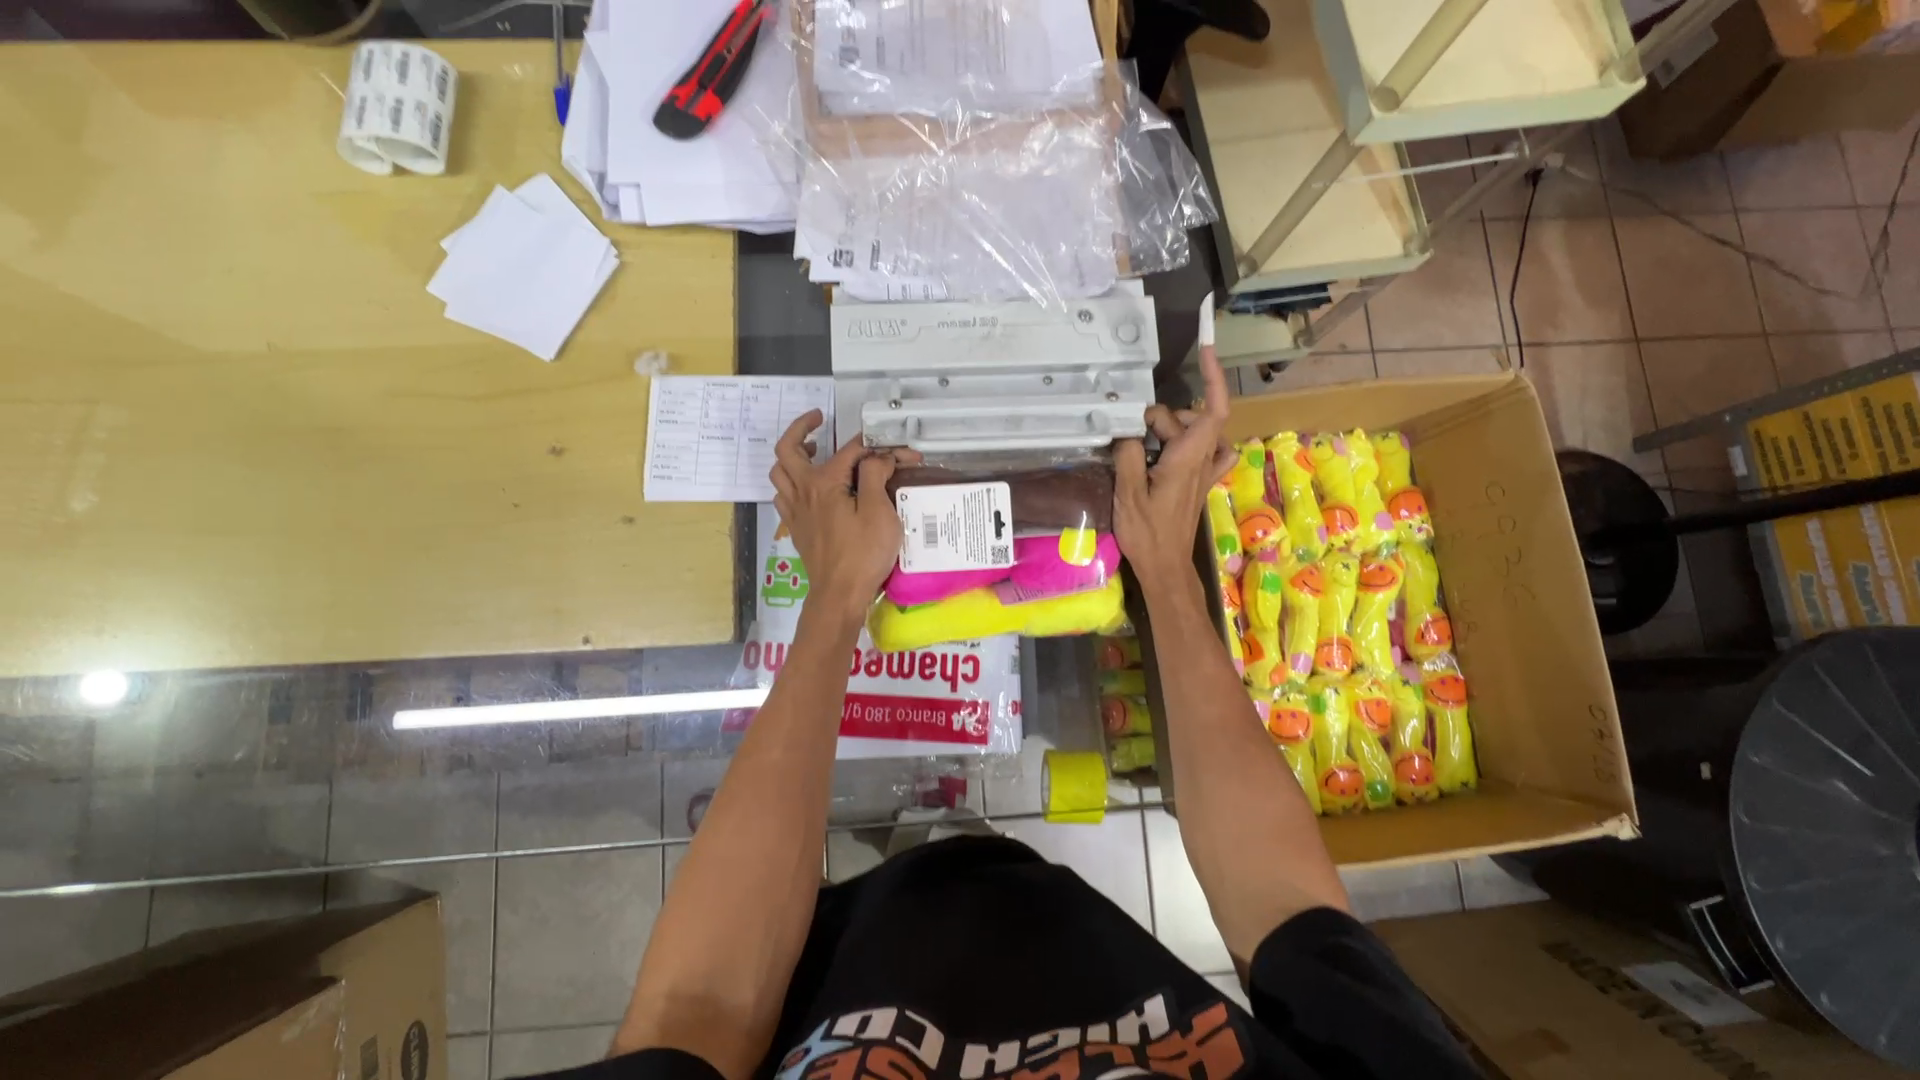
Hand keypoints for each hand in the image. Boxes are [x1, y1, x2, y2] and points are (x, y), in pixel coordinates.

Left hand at [771, 410, 918, 623]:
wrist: (839, 595)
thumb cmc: (863, 554)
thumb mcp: (878, 512)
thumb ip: (874, 476)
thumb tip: (876, 457)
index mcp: (823, 483)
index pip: (851, 451)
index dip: (879, 449)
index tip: (903, 454)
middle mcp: (803, 491)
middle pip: (788, 449)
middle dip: (802, 428)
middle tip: (820, 420)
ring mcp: (795, 511)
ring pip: (780, 472)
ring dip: (793, 455)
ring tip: (814, 451)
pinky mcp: (796, 528)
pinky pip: (784, 496)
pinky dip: (792, 483)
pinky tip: (810, 488)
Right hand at [1114, 341, 1235, 597]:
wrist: (1165, 567)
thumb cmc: (1147, 533)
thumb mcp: (1128, 492)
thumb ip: (1128, 453)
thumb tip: (1125, 427)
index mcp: (1188, 457)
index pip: (1212, 407)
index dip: (1213, 375)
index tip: (1205, 348)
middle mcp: (1202, 459)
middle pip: (1189, 418)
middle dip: (1159, 417)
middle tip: (1129, 438)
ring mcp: (1203, 471)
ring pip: (1191, 432)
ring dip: (1166, 431)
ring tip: (1137, 449)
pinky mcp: (1197, 483)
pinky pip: (1204, 451)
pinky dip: (1191, 442)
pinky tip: (1169, 449)